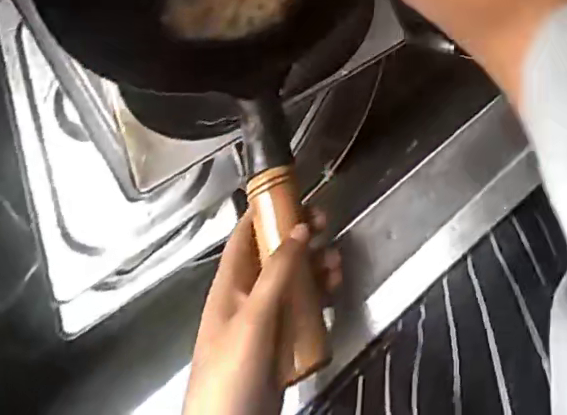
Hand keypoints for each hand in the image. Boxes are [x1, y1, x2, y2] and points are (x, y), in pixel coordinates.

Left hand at [185, 213, 338, 414]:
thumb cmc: (231, 372)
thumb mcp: (254, 317)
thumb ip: (277, 271)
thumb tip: (299, 227)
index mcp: (230, 285)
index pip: (245, 235)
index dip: (267, 211)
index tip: (295, 194)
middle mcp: (246, 297)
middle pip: (274, 254)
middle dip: (300, 236)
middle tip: (325, 223)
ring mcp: (263, 321)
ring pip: (292, 279)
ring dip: (314, 265)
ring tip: (336, 264)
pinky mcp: (279, 344)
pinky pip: (301, 308)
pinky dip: (318, 295)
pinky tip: (333, 291)